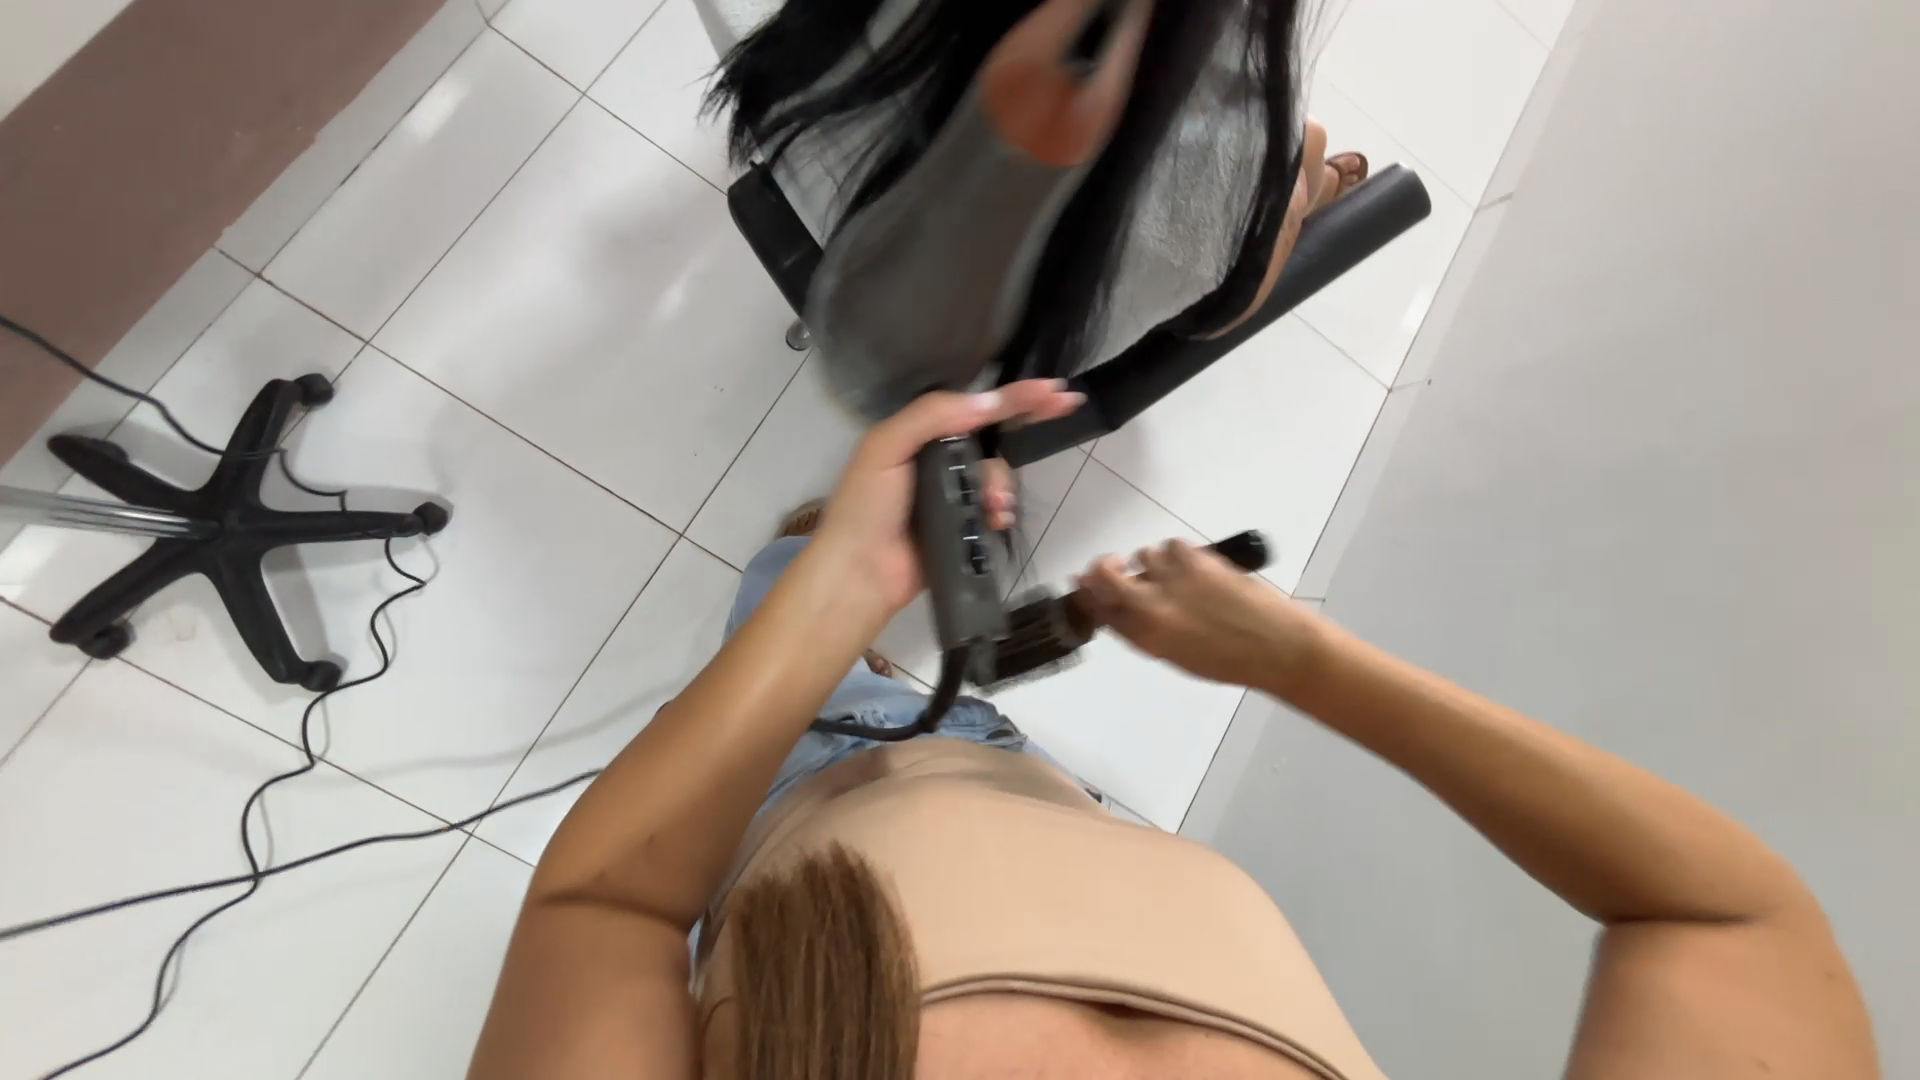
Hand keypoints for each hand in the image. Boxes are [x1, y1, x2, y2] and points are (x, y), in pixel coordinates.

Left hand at [811, 380, 1084, 615]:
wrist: (860, 572)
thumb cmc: (867, 505)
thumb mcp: (886, 446)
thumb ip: (933, 416)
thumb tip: (989, 401)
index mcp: (920, 434)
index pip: (973, 406)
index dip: (1014, 395)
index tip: (1053, 389)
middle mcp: (939, 459)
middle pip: (993, 436)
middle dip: (1026, 423)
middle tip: (1066, 406)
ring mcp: (954, 494)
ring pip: (997, 474)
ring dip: (1003, 484)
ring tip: (993, 505)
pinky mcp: (964, 526)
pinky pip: (995, 508)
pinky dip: (1001, 510)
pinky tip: (996, 520)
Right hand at [1075, 539, 1321, 690]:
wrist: (1278, 647)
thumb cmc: (1228, 661)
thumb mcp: (1175, 656)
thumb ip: (1143, 631)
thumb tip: (1122, 608)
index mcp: (1145, 637)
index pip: (1098, 607)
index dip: (1087, 592)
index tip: (1085, 584)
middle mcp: (1151, 607)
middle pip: (1105, 575)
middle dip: (1102, 567)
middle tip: (1112, 566)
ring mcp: (1173, 580)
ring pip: (1143, 555)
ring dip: (1151, 563)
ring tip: (1174, 574)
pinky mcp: (1196, 559)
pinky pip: (1171, 545)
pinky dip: (1178, 553)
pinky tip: (1194, 567)